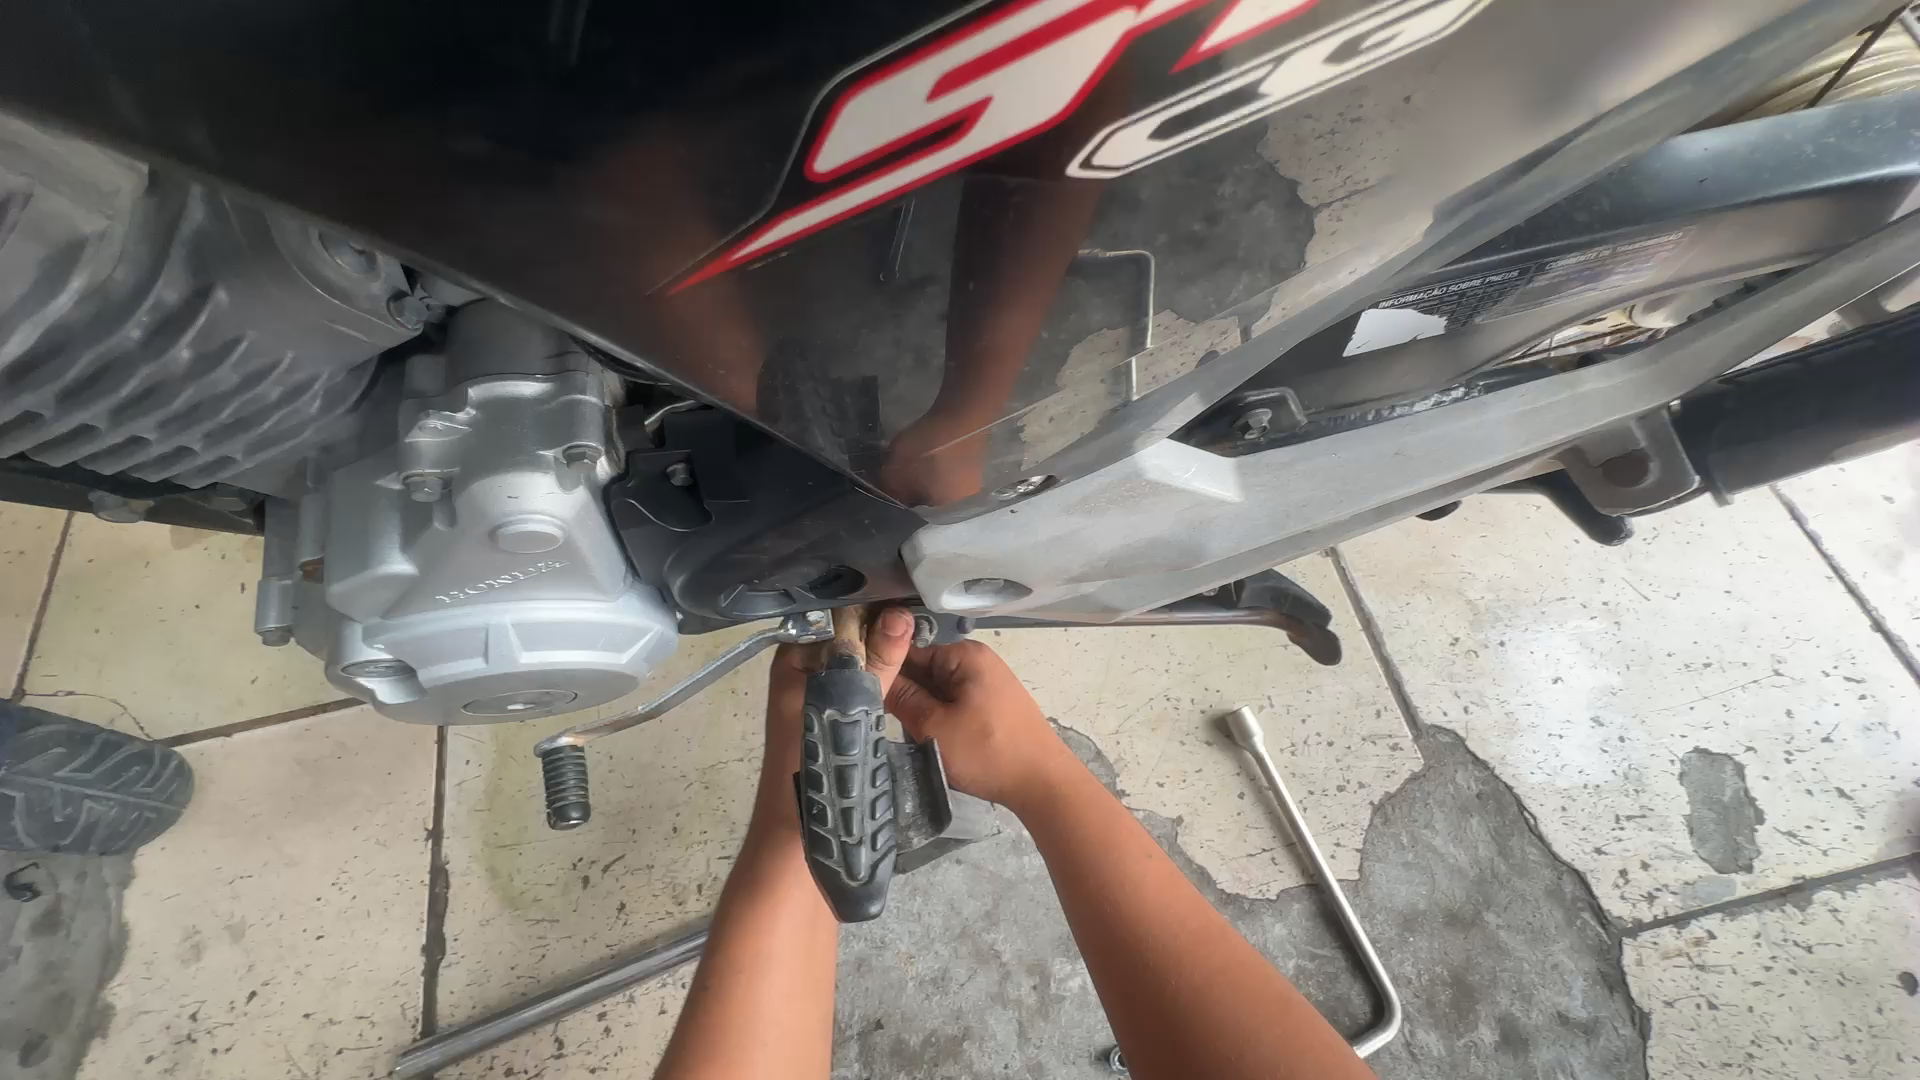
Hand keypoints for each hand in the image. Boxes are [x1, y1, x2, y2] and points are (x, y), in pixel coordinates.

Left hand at [759, 608, 915, 804]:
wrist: (803, 832)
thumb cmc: (819, 764)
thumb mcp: (852, 705)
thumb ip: (877, 660)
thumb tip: (900, 614)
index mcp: (793, 658)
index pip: (831, 613)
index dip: (867, 601)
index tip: (904, 590)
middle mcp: (803, 667)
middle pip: (846, 633)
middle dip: (880, 622)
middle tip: (921, 606)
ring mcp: (820, 689)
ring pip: (857, 657)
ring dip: (884, 646)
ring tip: (921, 625)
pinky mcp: (837, 709)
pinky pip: (861, 678)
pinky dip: (883, 670)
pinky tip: (911, 659)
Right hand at [880, 640, 1073, 810]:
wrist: (1043, 783)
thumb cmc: (988, 752)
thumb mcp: (935, 728)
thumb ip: (903, 699)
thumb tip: (875, 675)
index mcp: (965, 654)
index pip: (910, 653)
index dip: (887, 675)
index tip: (866, 699)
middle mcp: (977, 661)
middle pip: (925, 673)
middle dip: (909, 699)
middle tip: (892, 727)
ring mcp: (987, 683)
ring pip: (938, 693)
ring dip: (924, 715)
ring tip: (914, 738)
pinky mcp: (992, 706)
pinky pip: (955, 706)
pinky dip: (942, 722)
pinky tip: (936, 744)